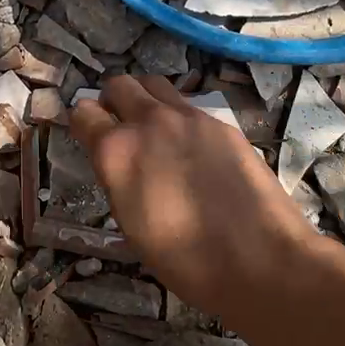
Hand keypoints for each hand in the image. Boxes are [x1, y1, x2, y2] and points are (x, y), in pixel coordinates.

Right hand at [71, 75, 320, 318]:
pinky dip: (179, 117)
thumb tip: (118, 161)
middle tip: (120, 124)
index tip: (89, 135)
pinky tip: (192, 147)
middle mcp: (147, 121)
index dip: (83, 123)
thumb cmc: (187, 262)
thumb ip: (118, 179)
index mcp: (116, 151)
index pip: (82, 113)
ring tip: (154, 127)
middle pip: (118, 84)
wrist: (262, 261)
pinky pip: (188, 105)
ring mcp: (187, 117)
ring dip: (146, 98)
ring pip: (154, 83)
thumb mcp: (131, 225)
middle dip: (112, 100)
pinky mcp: (220, 121)